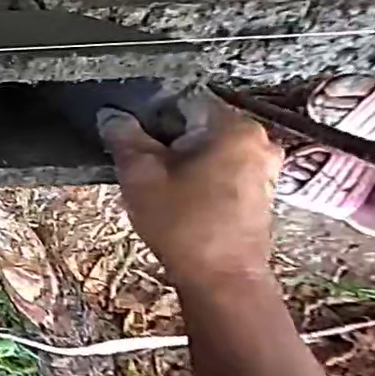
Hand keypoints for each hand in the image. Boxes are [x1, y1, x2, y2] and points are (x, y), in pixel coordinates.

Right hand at [99, 89, 281, 286]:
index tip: (126, 135)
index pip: (182, 99)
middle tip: (136, 162)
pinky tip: (175, 195)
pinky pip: (219, 166)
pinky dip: (195, 173)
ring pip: (206, 146)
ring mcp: (264, 166)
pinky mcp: (260, 189)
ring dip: (177, 157)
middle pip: (196, 122)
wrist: (220, 276)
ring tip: (153, 181)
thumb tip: (110, 115)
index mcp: (234, 126)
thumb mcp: (139, 173)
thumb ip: (123, 136)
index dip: (147, 113)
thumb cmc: (181, 221)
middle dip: (162, 138)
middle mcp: (258, 139)